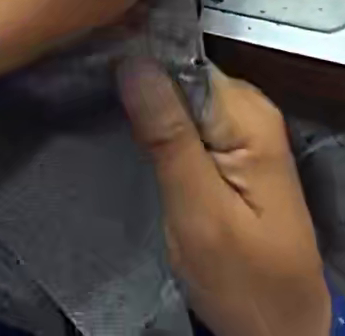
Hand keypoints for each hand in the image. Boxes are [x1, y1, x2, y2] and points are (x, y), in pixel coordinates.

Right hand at [120, 60, 331, 335]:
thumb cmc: (246, 282)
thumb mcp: (199, 214)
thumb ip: (167, 136)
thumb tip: (133, 61)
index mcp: (247, 114)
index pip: (182, 63)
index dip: (139, 62)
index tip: (96, 67)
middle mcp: (249, 107)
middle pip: (181, 75)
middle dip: (141, 84)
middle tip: (94, 96)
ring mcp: (243, 127)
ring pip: (181, 95)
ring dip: (147, 105)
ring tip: (106, 109)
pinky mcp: (232, 147)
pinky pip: (189, 118)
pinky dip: (160, 124)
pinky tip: (134, 129)